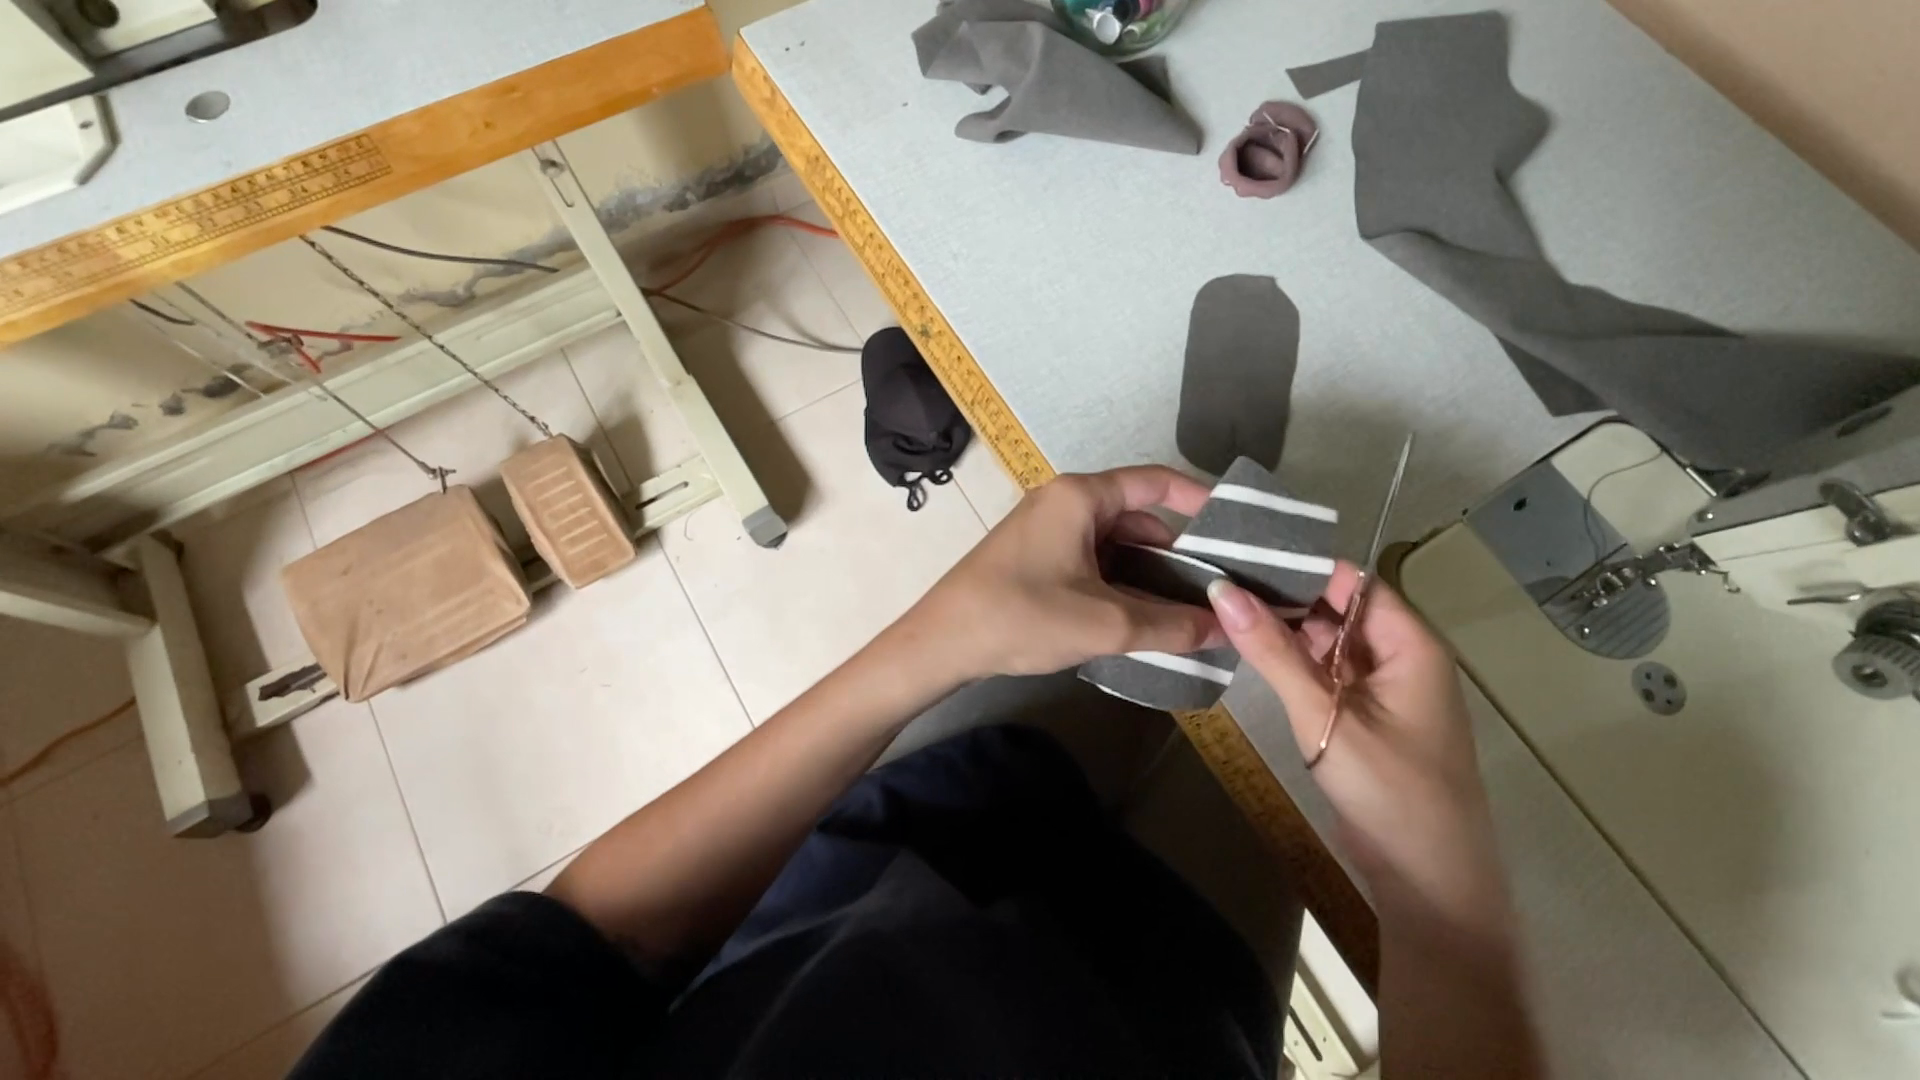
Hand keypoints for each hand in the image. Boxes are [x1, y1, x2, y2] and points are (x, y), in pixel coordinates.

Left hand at [905, 467, 1224, 682]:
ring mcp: (1046, 530)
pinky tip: (1139, 620)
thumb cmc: (1022, 617)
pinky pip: (1091, 561)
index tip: (1237, 530)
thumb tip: (1222, 629)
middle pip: (1137, 517)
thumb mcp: (1105, 624)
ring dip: (1147, 575)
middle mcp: (1063, 502)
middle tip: (1216, 590)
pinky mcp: (1034, 558)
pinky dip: (1118, 585)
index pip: (1155, 482)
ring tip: (1186, 613)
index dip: (1201, 499)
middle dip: (1176, 554)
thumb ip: (1170, 625)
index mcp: (1080, 496)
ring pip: (1114, 544)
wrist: (940, 643)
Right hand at [1207, 565, 1510, 930]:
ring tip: (1222, 606)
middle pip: (1339, 608)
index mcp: (1410, 644)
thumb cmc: (1389, 791)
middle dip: (1285, 597)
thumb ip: (1272, 651)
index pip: (1352, 581)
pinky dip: (1294, 662)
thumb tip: (1221, 590)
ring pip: (1330, 640)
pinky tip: (1250, 651)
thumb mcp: (1323, 715)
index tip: (1241, 554)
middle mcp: (1400, 656)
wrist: (1428, 879)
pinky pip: (1327, 672)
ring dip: (1286, 630)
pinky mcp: (1364, 715)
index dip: (1301, 565)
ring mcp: (1382, 688)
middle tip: (1218, 579)